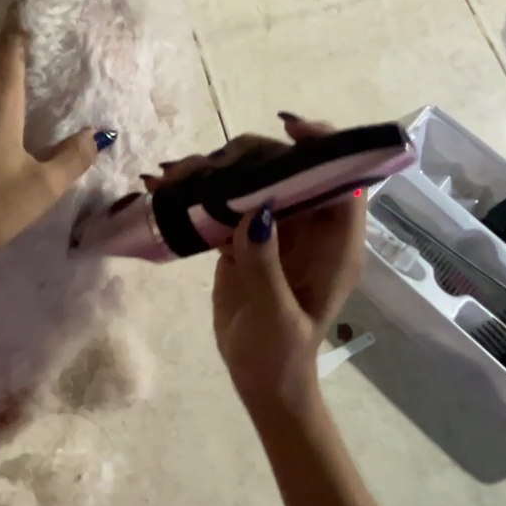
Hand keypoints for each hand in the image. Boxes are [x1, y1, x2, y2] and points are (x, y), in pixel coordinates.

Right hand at [190, 117, 366, 413]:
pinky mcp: (242, 240)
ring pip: (249, 183)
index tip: (288, 127)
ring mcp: (272, 232)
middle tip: (202, 165)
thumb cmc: (281, 354)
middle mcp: (307, 229)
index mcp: (333, 245)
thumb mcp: (277, 315)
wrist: (258, 379)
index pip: (340, 183)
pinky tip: (165, 187)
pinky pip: (223, 205)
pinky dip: (196, 193)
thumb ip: (265, 264)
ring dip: (213, 172)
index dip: (323, 148)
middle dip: (246, 157)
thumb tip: (255, 211)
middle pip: (285, 172)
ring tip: (172, 174)